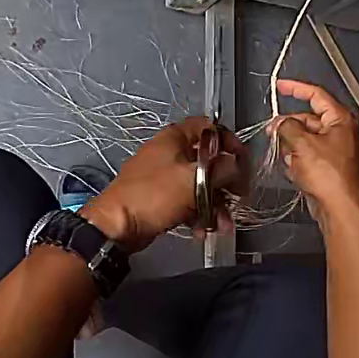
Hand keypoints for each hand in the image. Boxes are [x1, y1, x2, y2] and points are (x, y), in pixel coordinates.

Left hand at [82, 117, 246, 252]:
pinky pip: (188, 201)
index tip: (242, 161)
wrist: (117, 227)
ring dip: (215, 204)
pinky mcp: (161, 199)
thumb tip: (237, 168)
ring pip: (200, 185)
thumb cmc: (155, 195)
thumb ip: (224, 169)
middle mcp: (170, 153)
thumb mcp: (196, 178)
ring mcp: (164, 177)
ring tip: (222, 224)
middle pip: (208, 160)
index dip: (229, 141)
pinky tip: (203, 229)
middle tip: (238, 196)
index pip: (209, 128)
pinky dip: (199, 213)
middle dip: (225, 182)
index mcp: (174, 138)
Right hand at [272, 79, 358, 230]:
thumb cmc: (331, 176)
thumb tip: (279, 123)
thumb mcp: (302, 144)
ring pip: (304, 139)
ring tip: (291, 159)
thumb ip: (287, 127)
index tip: (281, 86)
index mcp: (340, 119)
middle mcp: (340, 131)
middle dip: (289, 126)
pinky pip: (306, 156)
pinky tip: (296, 171)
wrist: (341, 208)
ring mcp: (334, 149)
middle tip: (272, 131)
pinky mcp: (328, 166)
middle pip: (307, 119)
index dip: (296, 88)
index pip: (316, 95)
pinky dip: (297, 161)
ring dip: (292, 148)